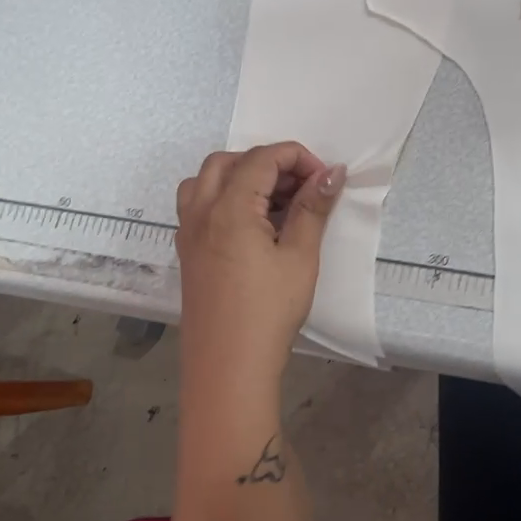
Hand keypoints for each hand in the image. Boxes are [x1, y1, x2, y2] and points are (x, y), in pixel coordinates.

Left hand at [175, 143, 345, 381]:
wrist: (229, 362)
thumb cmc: (270, 309)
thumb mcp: (300, 256)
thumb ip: (312, 208)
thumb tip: (332, 173)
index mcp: (229, 208)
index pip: (262, 158)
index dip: (298, 158)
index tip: (326, 181)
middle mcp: (201, 212)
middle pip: (229, 161)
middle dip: (269, 163)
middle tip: (303, 188)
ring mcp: (188, 232)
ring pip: (207, 181)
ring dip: (243, 178)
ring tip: (278, 204)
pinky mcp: (188, 251)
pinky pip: (200, 205)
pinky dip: (227, 198)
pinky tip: (256, 226)